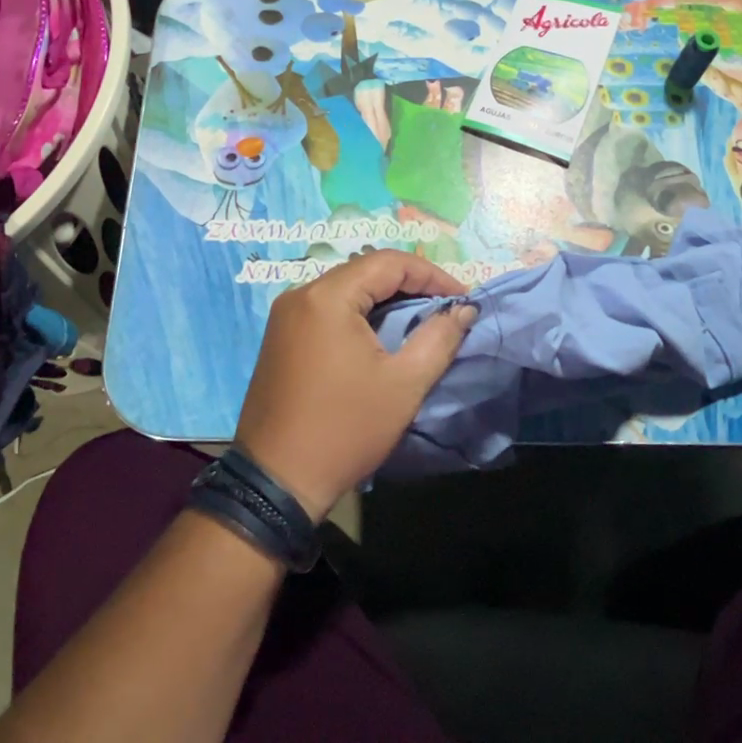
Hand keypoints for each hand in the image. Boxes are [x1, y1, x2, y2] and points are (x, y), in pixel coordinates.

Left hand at [234, 251, 476, 520]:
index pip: (388, 262)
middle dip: (410, 286)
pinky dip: (359, 316)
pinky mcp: (279, 338)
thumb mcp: (404, 384)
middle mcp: (300, 294)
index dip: (433, 275)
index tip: (464, 299)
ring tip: (421, 323)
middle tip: (446, 310)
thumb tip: (463, 310)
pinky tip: (381, 337)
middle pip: (364, 271)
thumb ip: (439, 338)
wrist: (277, 480)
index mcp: (327, 297)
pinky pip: (327, 310)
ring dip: (385, 301)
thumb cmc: (345, 429)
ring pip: (345, 290)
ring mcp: (284, 316)